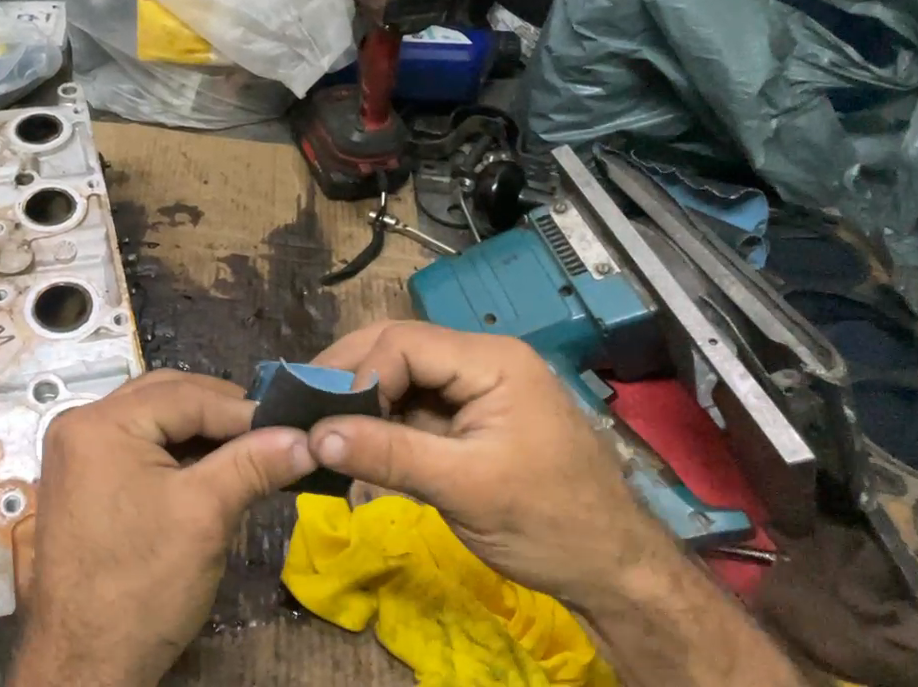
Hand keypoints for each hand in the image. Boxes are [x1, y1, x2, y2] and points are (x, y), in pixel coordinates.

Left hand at [10, 370, 316, 686]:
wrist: (85, 663)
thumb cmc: (143, 585)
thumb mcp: (205, 515)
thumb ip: (254, 464)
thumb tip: (306, 437)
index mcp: (101, 422)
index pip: (184, 395)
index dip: (242, 408)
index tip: (291, 421)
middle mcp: (80, 423)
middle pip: (164, 396)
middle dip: (220, 411)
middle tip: (272, 429)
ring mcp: (77, 452)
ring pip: (152, 419)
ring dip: (199, 429)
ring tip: (250, 446)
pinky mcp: (83, 479)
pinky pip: (136, 444)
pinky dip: (175, 450)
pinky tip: (211, 465)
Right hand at [306, 321, 681, 607]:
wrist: (614, 573)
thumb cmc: (550, 524)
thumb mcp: (465, 488)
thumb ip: (388, 454)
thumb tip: (315, 436)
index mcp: (492, 362)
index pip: (404, 343)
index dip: (360, 375)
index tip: (327, 419)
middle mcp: (482, 360)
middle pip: (398, 345)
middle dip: (350, 373)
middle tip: (303, 404)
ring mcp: (477, 387)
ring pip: (401, 372)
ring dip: (361, 395)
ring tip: (320, 421)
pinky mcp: (470, 415)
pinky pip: (413, 401)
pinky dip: (380, 417)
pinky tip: (354, 436)